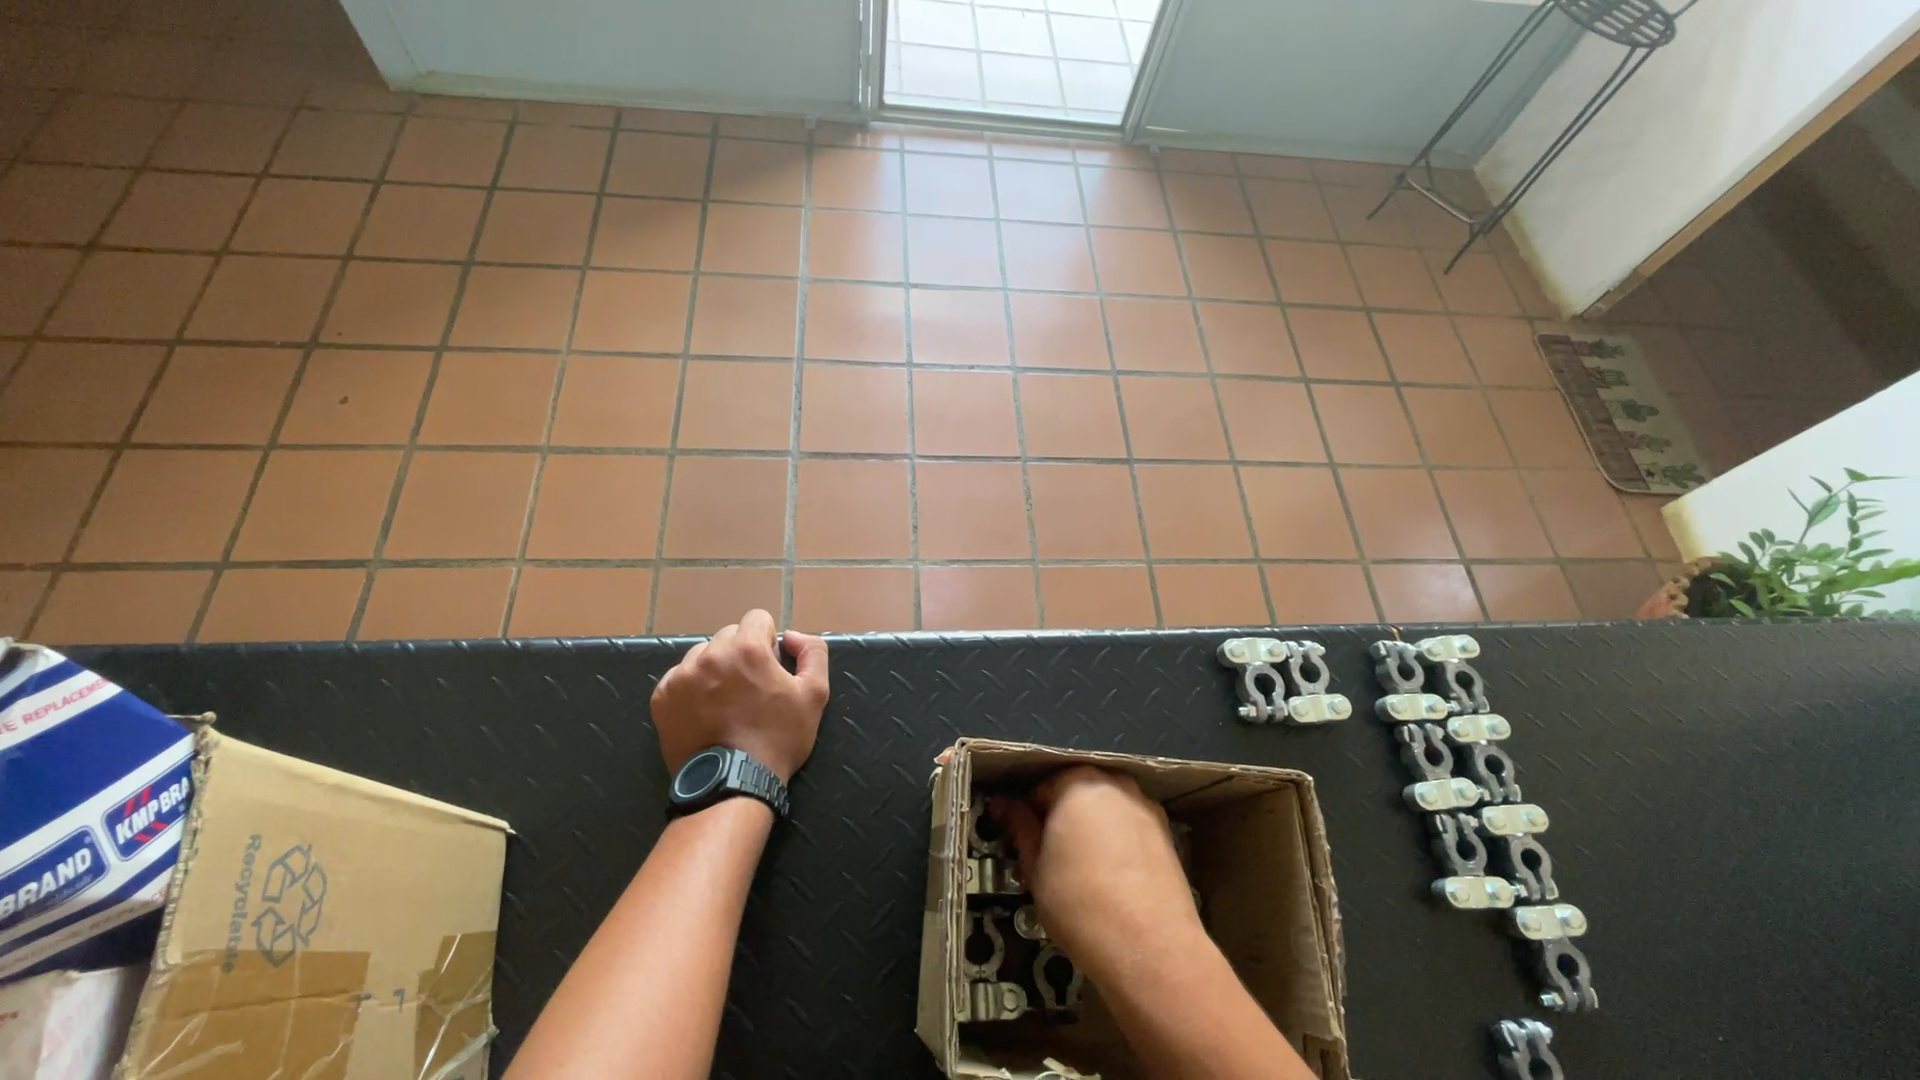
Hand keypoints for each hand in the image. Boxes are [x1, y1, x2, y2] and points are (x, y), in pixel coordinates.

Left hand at [651, 609, 829, 782]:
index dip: (768, 641)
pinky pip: (680, 678)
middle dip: (741, 654)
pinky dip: (692, 689)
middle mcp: (710, 654)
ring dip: (715, 669)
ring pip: (703, 656)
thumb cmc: (778, 738)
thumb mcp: (815, 695)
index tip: (770, 668)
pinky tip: (705, 713)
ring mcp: (681, 675)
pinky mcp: (662, 697)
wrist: (733, 783)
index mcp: (746, 648)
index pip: (757, 620)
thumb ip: (813, 652)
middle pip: (729, 636)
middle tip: (750, 689)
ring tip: (725, 703)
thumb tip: (792, 636)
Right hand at [992, 767, 1202, 977]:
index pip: (1039, 788)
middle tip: (1048, 855)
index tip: (1020, 840)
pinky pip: (1129, 825)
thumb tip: (1003, 804)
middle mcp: (1114, 784)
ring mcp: (1145, 806)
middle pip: (1076, 792)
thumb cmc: (1079, 904)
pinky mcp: (1166, 832)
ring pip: (1105, 808)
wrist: (1150, 947)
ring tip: (1080, 867)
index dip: (1026, 814)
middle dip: (1060, 817)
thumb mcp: (1035, 867)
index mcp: (1076, 784)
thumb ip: (1020, 828)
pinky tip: (1111, 875)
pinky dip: (1116, 840)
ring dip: (1090, 826)